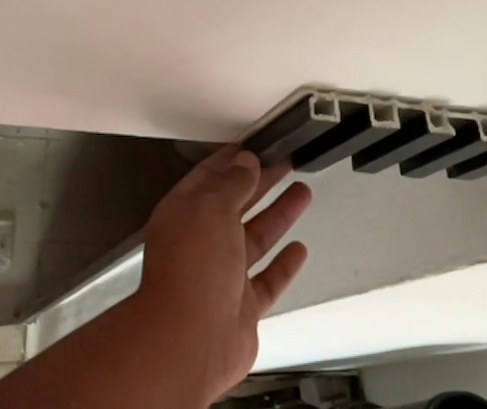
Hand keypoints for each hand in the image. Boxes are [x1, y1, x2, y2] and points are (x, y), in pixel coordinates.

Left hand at [134, 145, 312, 398]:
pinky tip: (299, 249)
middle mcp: (201, 241)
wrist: (190, 341)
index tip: (256, 145)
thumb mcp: (211, 208)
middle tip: (285, 162)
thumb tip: (245, 161)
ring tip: (301, 192)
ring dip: (278, 215)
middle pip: (235, 204)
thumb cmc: (193, 268)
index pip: (210, 177)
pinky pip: (267, 279)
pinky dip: (284, 264)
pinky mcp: (242, 306)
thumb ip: (232, 183)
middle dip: (260, 182)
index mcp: (185, 212)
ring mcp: (222, 275)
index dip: (233, 160)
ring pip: (255, 237)